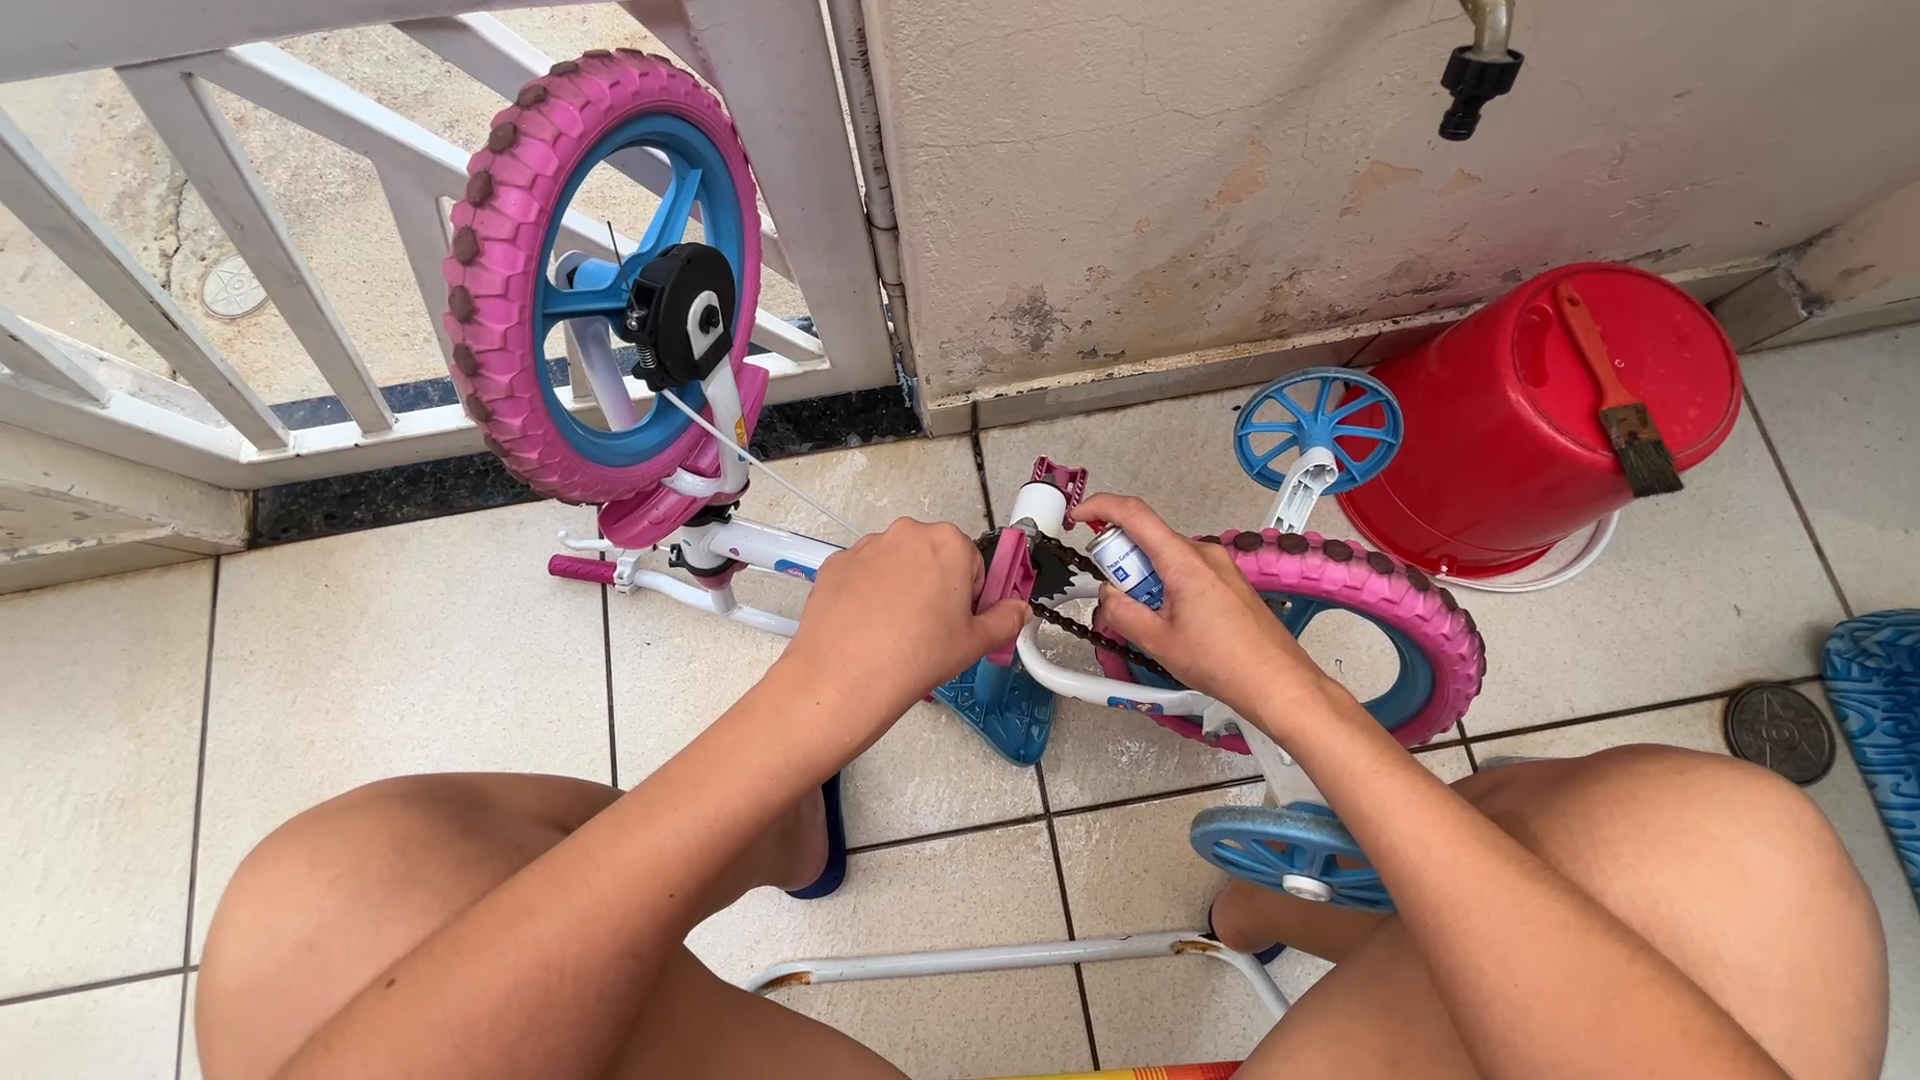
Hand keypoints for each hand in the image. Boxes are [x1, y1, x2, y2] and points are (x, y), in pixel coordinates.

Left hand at [783, 518, 1029, 726]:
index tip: (959, 621)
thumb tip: (1018, 610)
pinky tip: (868, 627)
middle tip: (930, 630)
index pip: (973, 564)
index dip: (969, 597)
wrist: (844, 677)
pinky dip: (868, 595)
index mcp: (948, 543)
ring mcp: (866, 546)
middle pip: (933, 558)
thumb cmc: (912, 656)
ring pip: (896, 565)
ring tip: (896, 632)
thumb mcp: (975, 643)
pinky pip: (862, 575)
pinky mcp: (836, 564)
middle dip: (936, 587)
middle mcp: (906, 534)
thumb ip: (1006, 620)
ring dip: (901, 589)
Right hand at [1071, 494, 1333, 726]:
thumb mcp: (1156, 641)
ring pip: (1164, 557)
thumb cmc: (1228, 663)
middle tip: (1118, 599)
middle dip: (1121, 564)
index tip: (1078, 518)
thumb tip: (1108, 595)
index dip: (1098, 508)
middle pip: (1147, 539)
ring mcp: (1219, 566)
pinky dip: (1165, 587)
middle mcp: (1204, 554)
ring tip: (1153, 622)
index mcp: (1184, 561)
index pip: (1133, 513)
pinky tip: (1173, 623)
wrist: (1276, 682)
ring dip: (1144, 580)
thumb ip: (1120, 611)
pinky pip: (1184, 570)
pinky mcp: (1226, 581)